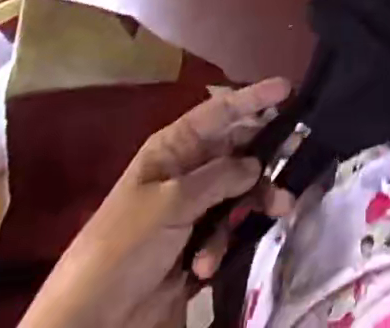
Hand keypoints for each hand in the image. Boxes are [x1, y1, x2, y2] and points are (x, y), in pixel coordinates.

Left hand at [19, 78, 294, 327]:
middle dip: (267, 151)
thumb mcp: (170, 203)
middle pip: (238, 147)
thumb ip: (220, 177)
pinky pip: (230, 227)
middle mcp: (187, 171)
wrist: (91, 323)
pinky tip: (208, 263)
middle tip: (299, 148)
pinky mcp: (199, 242)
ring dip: (258, 199)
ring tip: (281, 209)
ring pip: (243, 188)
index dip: (253, 98)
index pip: (219, 112)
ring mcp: (194, 208)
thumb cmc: (122, 248)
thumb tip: (256, 165)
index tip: (288, 86)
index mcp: (172, 150)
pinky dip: (225, 241)